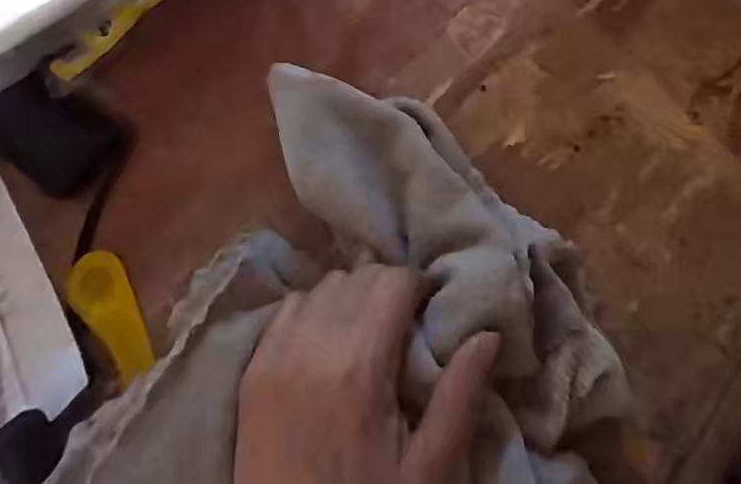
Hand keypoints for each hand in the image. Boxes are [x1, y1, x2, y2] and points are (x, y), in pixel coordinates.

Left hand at [234, 266, 501, 483]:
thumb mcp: (428, 473)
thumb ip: (458, 398)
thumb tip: (487, 334)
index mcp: (361, 366)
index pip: (393, 282)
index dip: (418, 285)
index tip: (431, 306)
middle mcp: (314, 344)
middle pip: (360, 277)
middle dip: (389, 288)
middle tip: (406, 321)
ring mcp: (276, 353)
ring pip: (324, 285)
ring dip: (352, 295)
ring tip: (369, 330)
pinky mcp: (253, 368)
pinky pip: (289, 307)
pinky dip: (314, 308)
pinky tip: (328, 340)